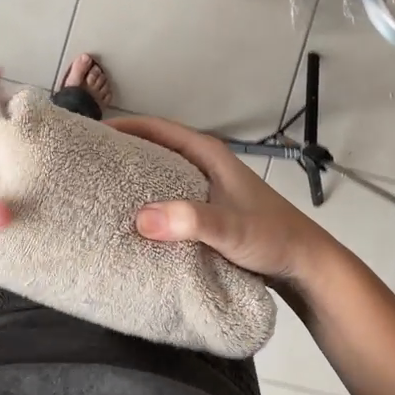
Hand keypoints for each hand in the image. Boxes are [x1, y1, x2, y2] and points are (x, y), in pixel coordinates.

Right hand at [107, 115, 338, 286]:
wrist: (308, 267)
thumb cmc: (273, 238)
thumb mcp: (230, 228)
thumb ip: (189, 221)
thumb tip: (140, 219)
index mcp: (208, 154)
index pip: (156, 128)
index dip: (122, 126)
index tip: (89, 134)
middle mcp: (204, 165)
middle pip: (154, 149)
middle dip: (121, 153)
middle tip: (87, 165)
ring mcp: (206, 188)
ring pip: (160, 175)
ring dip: (134, 180)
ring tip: (100, 192)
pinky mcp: (207, 211)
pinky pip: (168, 199)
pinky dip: (149, 203)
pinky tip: (132, 222)